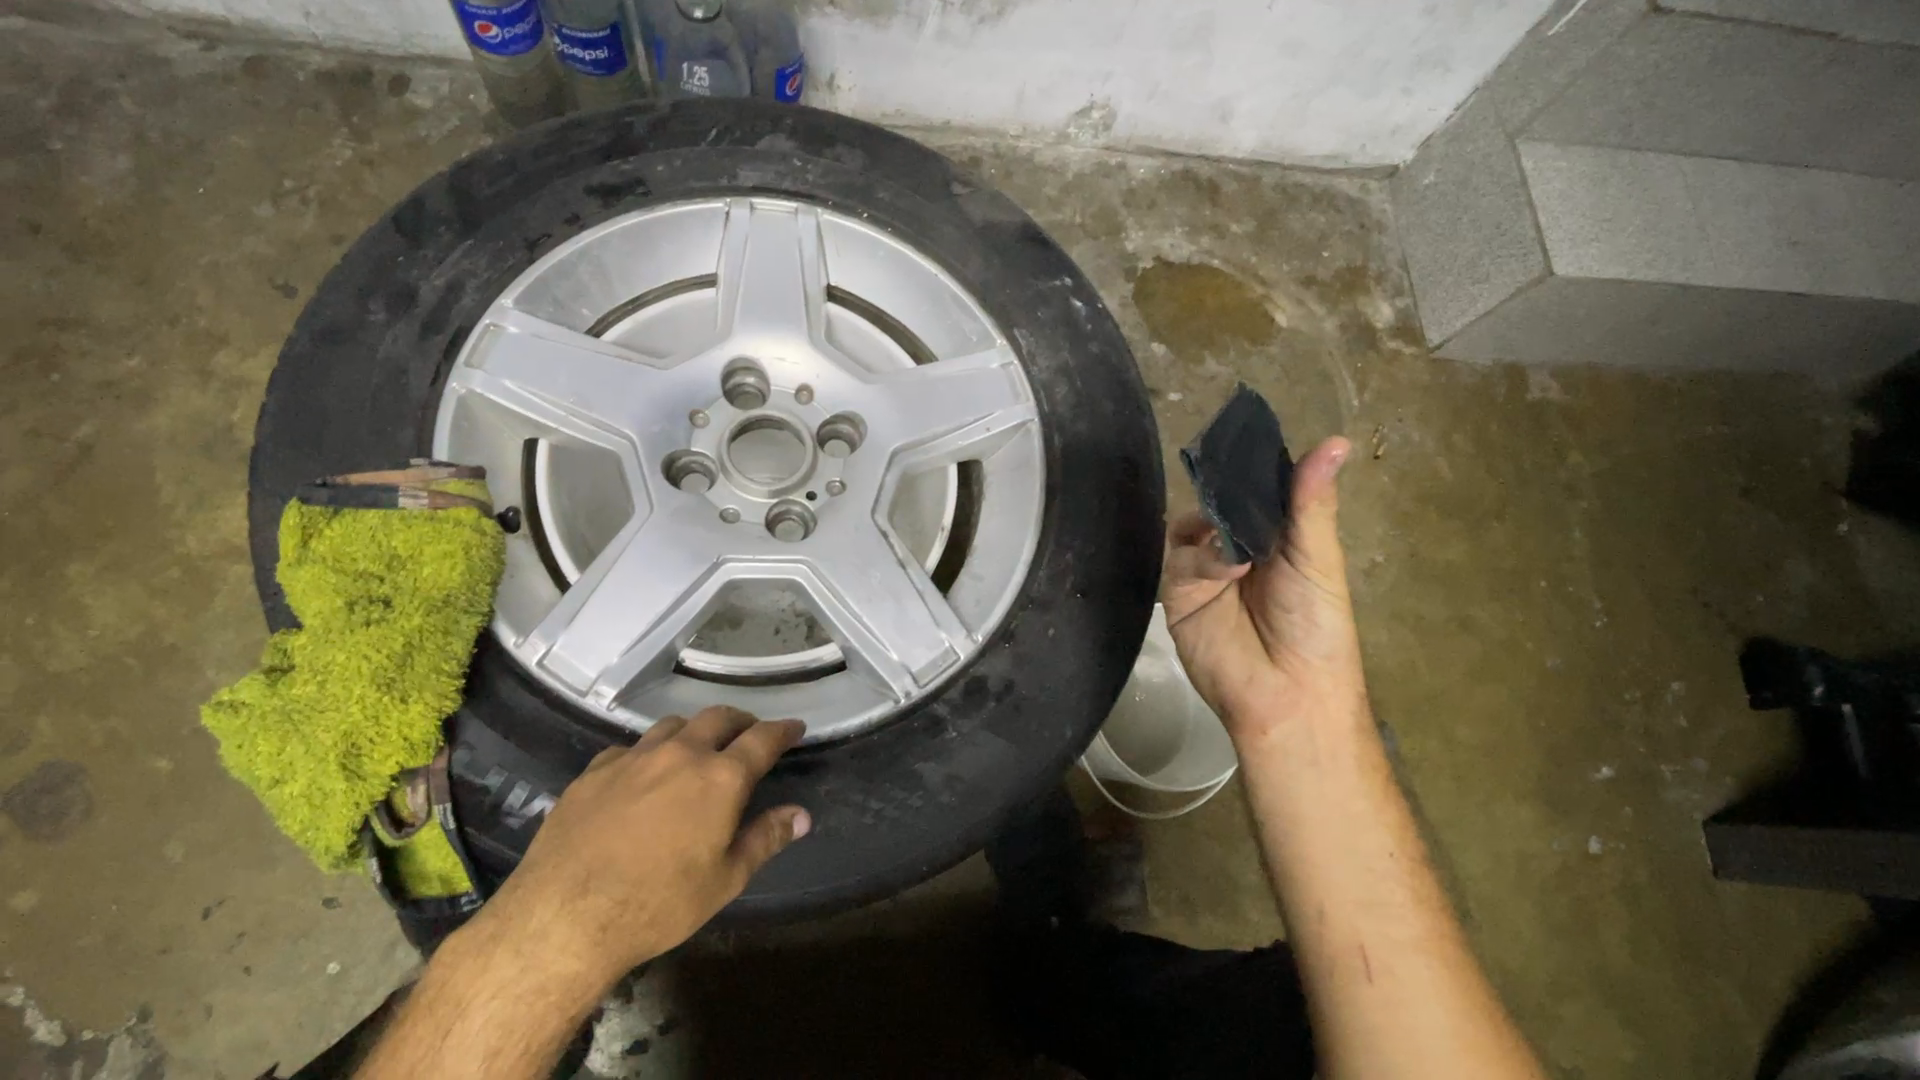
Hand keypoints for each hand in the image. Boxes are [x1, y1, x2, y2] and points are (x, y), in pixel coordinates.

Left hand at [464, 706, 809, 986]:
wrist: (564, 916)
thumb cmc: (658, 904)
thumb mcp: (725, 880)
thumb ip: (765, 839)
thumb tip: (801, 815)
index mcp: (720, 778)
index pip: (763, 739)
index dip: (783, 731)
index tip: (795, 728)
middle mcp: (679, 754)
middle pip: (718, 718)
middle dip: (740, 721)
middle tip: (749, 734)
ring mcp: (632, 759)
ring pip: (672, 725)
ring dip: (694, 731)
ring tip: (697, 748)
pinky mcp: (594, 772)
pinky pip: (629, 749)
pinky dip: (648, 753)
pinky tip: (642, 775)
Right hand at [1162, 437, 1366, 739]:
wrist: (1287, 693)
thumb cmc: (1317, 627)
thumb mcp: (1319, 558)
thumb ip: (1311, 502)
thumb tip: (1337, 440)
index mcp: (1275, 537)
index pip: (1256, 490)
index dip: (1252, 469)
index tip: (1246, 439)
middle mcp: (1236, 548)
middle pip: (1218, 503)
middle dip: (1223, 492)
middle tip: (1230, 481)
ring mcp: (1204, 570)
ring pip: (1191, 526)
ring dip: (1211, 525)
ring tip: (1237, 541)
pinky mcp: (1178, 593)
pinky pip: (1178, 560)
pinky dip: (1202, 558)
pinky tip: (1229, 568)